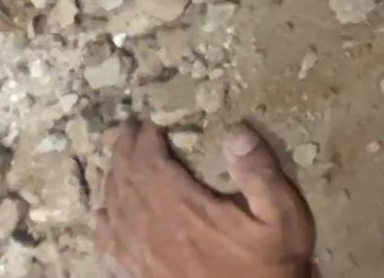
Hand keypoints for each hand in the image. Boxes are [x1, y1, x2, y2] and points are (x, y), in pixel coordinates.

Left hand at [97, 119, 314, 277]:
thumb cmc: (273, 259)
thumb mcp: (281, 211)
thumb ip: (259, 171)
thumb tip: (235, 131)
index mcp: (188, 213)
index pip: (155, 171)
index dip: (147, 144)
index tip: (149, 122)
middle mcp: (157, 235)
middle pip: (129, 189)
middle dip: (124, 156)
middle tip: (123, 130)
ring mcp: (145, 262)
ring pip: (115, 217)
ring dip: (111, 184)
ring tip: (112, 161)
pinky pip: (111, 250)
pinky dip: (103, 227)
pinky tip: (102, 217)